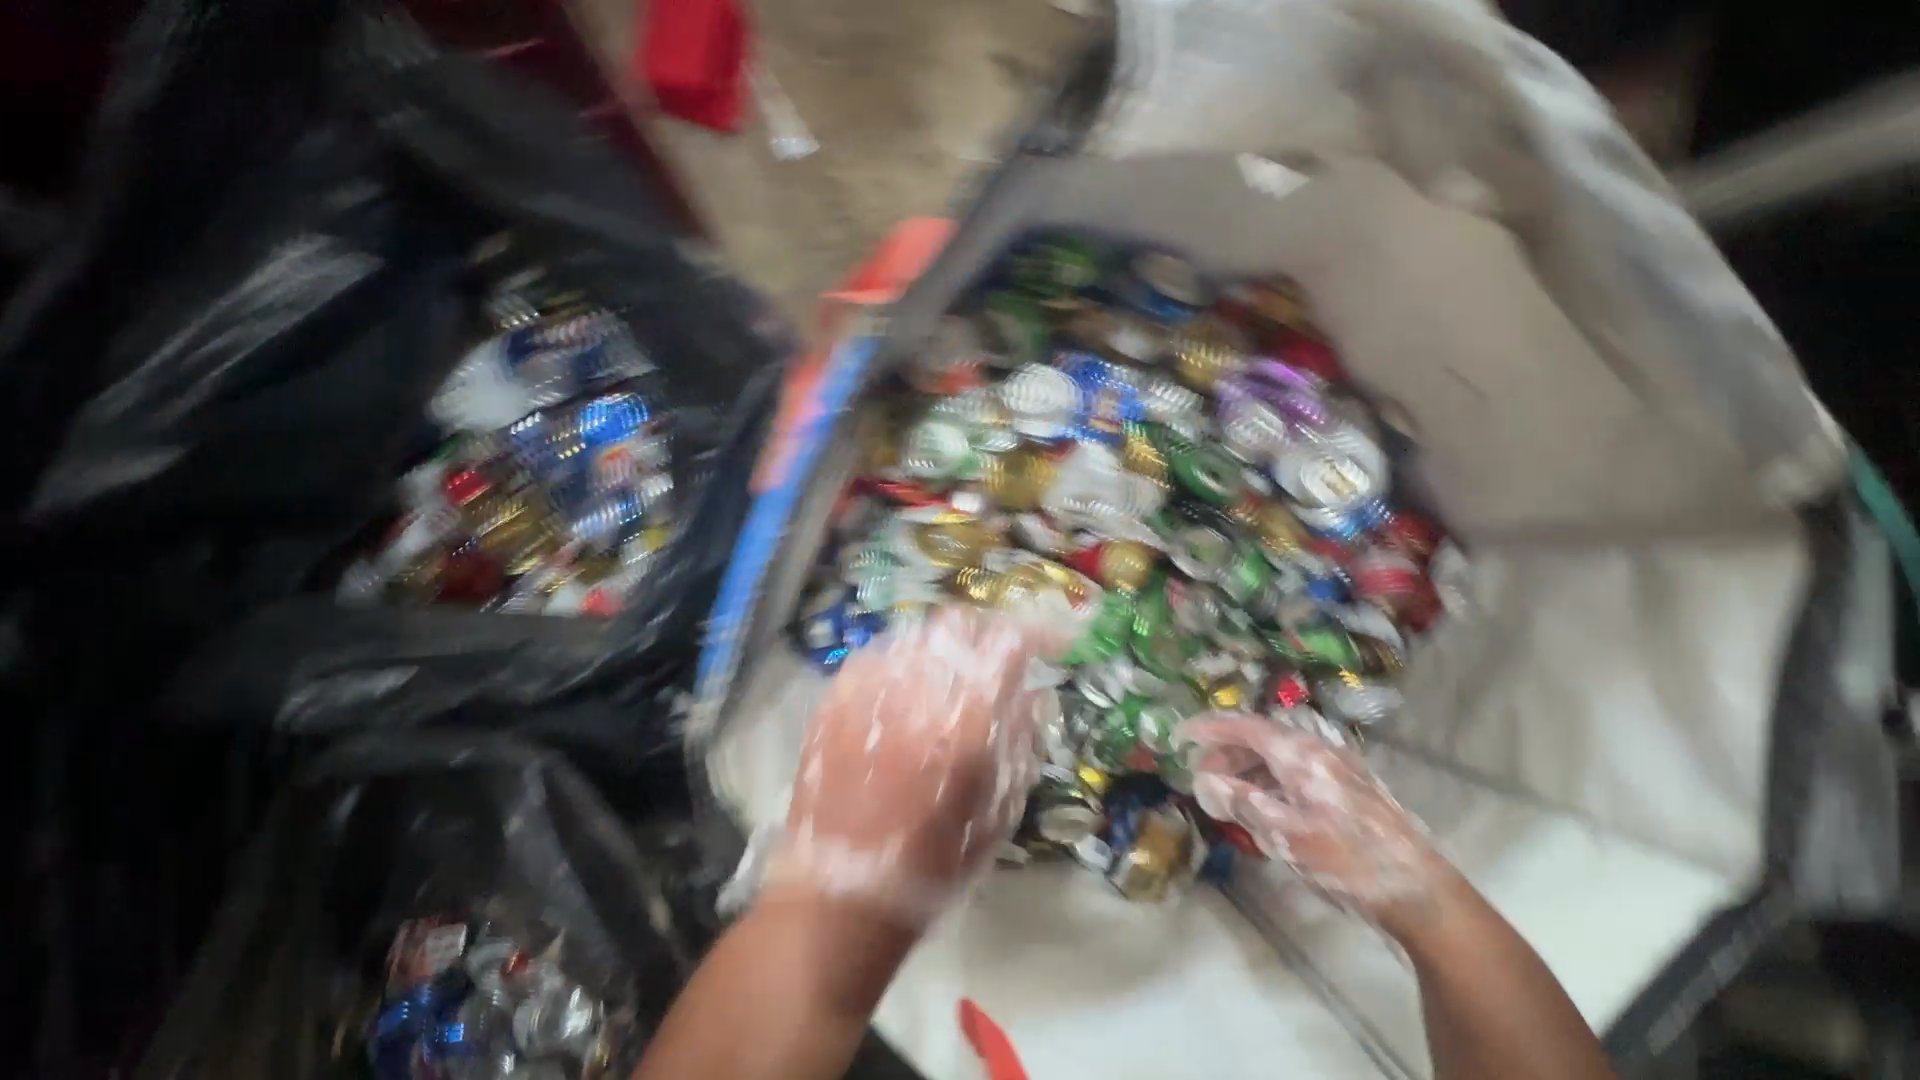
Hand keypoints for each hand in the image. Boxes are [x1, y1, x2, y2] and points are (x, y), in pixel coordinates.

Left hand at [766, 605, 1070, 926]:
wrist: (843, 891)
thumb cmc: (935, 861)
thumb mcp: (1000, 809)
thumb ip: (1022, 741)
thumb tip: (1035, 694)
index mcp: (969, 716)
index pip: (1010, 640)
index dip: (1038, 633)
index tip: (1052, 645)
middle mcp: (918, 687)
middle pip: (958, 624)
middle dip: (986, 634)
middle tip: (997, 661)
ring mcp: (869, 688)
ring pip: (915, 634)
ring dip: (943, 649)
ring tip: (951, 678)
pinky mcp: (834, 699)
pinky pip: (875, 656)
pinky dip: (901, 664)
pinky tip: (905, 694)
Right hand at [1179, 711, 1442, 916]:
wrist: (1418, 892)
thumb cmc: (1347, 861)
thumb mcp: (1285, 835)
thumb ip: (1241, 802)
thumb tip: (1204, 781)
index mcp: (1302, 755)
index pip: (1246, 726)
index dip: (1211, 728)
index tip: (1181, 734)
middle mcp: (1319, 752)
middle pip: (1263, 738)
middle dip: (1227, 751)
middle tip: (1201, 773)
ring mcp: (1337, 769)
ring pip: (1280, 756)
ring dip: (1248, 768)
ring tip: (1226, 792)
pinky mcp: (1348, 790)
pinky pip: (1297, 772)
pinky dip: (1270, 781)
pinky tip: (1262, 806)